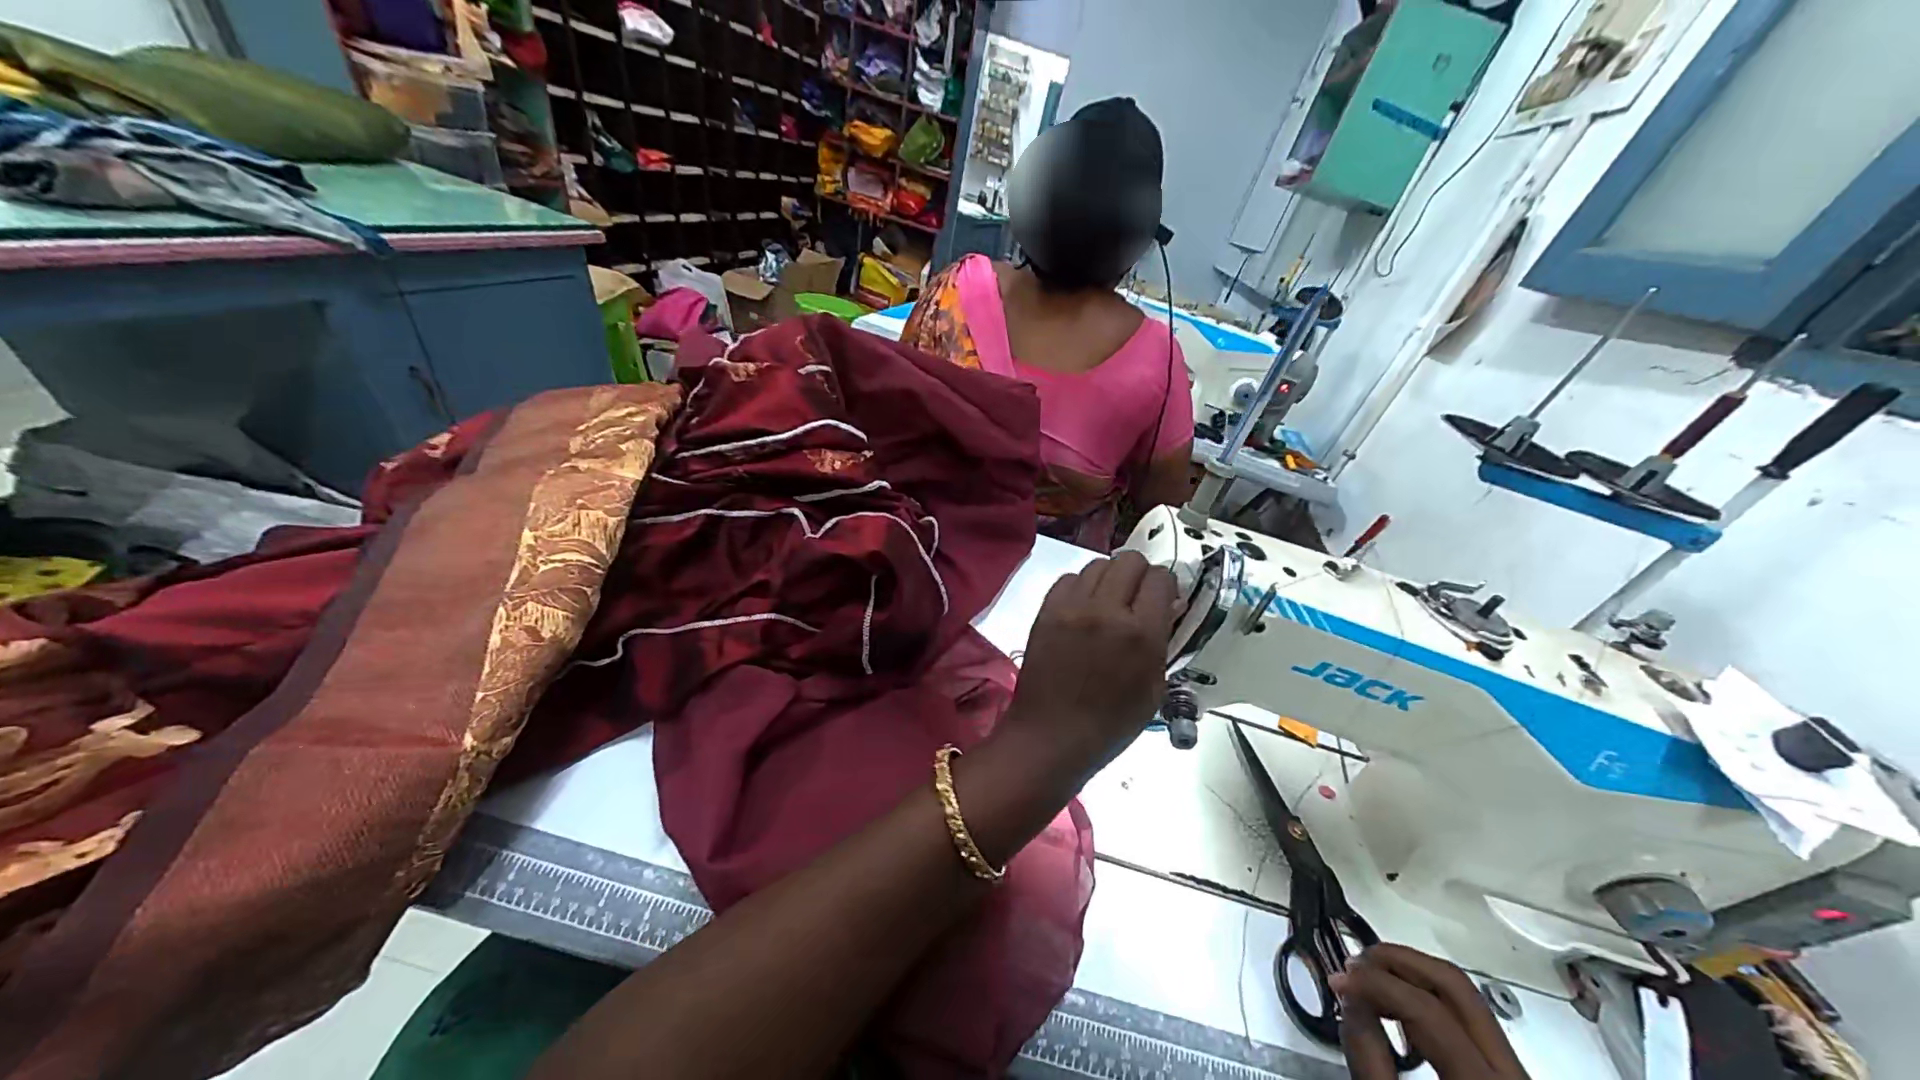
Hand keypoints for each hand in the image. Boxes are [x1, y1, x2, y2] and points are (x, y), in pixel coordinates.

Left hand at [1001, 551, 1178, 782]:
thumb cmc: (1110, 723)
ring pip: (1098, 564)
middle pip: (1130, 560)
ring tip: (1110, 602)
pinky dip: (1081, 587)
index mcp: (1141, 634)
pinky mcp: (1046, 611)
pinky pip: (1069, 579)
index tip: (1165, 599)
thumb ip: (1162, 641)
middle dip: (1141, 574)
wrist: (1051, 735)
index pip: (1161, 579)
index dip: (1167, 586)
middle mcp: (1106, 611)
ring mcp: (1072, 608)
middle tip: (1139, 597)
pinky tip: (1084, 609)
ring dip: (1110, 578)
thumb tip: (1167, 608)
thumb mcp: (1154, 688)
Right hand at [1332, 945, 1529, 1079]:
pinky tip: (1398, 1010)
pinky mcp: (1507, 1075)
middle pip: (1455, 986)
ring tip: (1368, 981)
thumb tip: (1350, 998)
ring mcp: (1516, 1074)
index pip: (1426, 1009)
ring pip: (1464, 996)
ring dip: (1409, 975)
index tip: (1337, 980)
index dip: (1375, 985)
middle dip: (1396, 962)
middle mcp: (1512, 1075)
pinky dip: (1426, 999)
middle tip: (1353, 964)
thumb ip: (1369, 1058)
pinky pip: (1468, 1018)